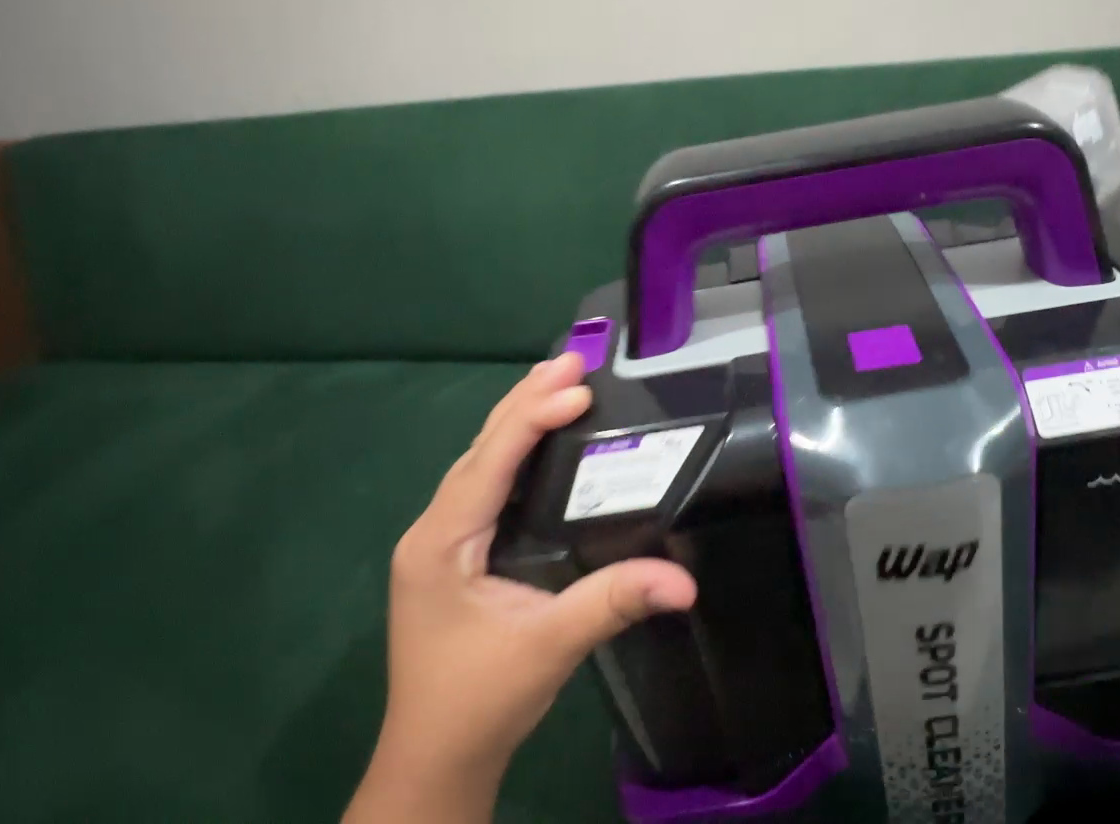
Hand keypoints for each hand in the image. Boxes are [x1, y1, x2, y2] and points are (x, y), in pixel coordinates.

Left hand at [344, 353, 698, 823]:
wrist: (435, 758)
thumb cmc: (480, 699)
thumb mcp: (549, 646)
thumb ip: (613, 602)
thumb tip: (685, 581)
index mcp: (441, 542)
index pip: (488, 462)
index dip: (532, 419)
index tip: (578, 388)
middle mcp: (433, 531)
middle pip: (480, 449)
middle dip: (524, 402)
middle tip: (572, 361)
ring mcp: (439, 542)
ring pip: (479, 464)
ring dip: (518, 420)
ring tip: (558, 382)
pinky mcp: (454, 555)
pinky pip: (484, 486)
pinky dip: (513, 452)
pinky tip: (538, 442)